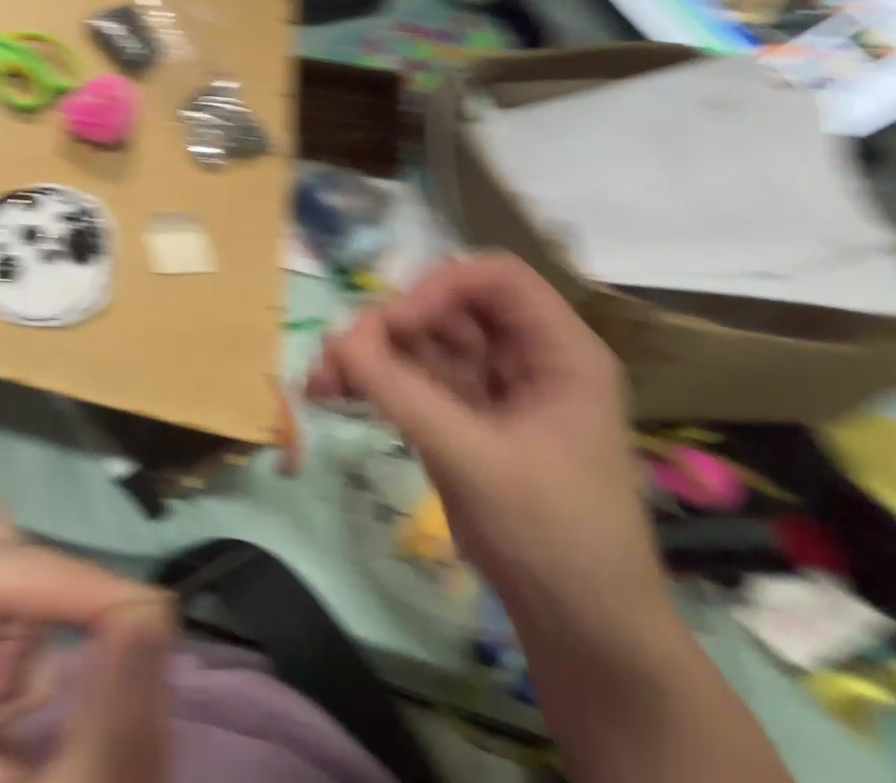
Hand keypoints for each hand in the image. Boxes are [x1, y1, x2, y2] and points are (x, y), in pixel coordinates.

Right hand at [305, 254, 666, 629]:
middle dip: (386, 326)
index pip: (494, 280)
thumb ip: (400, 392)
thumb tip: (334, 337)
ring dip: (368, 355)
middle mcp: (524, 360)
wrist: (576, 616)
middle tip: (336, 359)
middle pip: (445, 308)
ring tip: (319, 382)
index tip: (387, 327)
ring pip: (419, 345)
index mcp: (559, 353)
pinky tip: (330, 395)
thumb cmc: (550, 530)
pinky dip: (369, 383)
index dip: (436, 288)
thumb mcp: (472, 456)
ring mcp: (488, 391)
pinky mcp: (458, 421)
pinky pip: (408, 383)